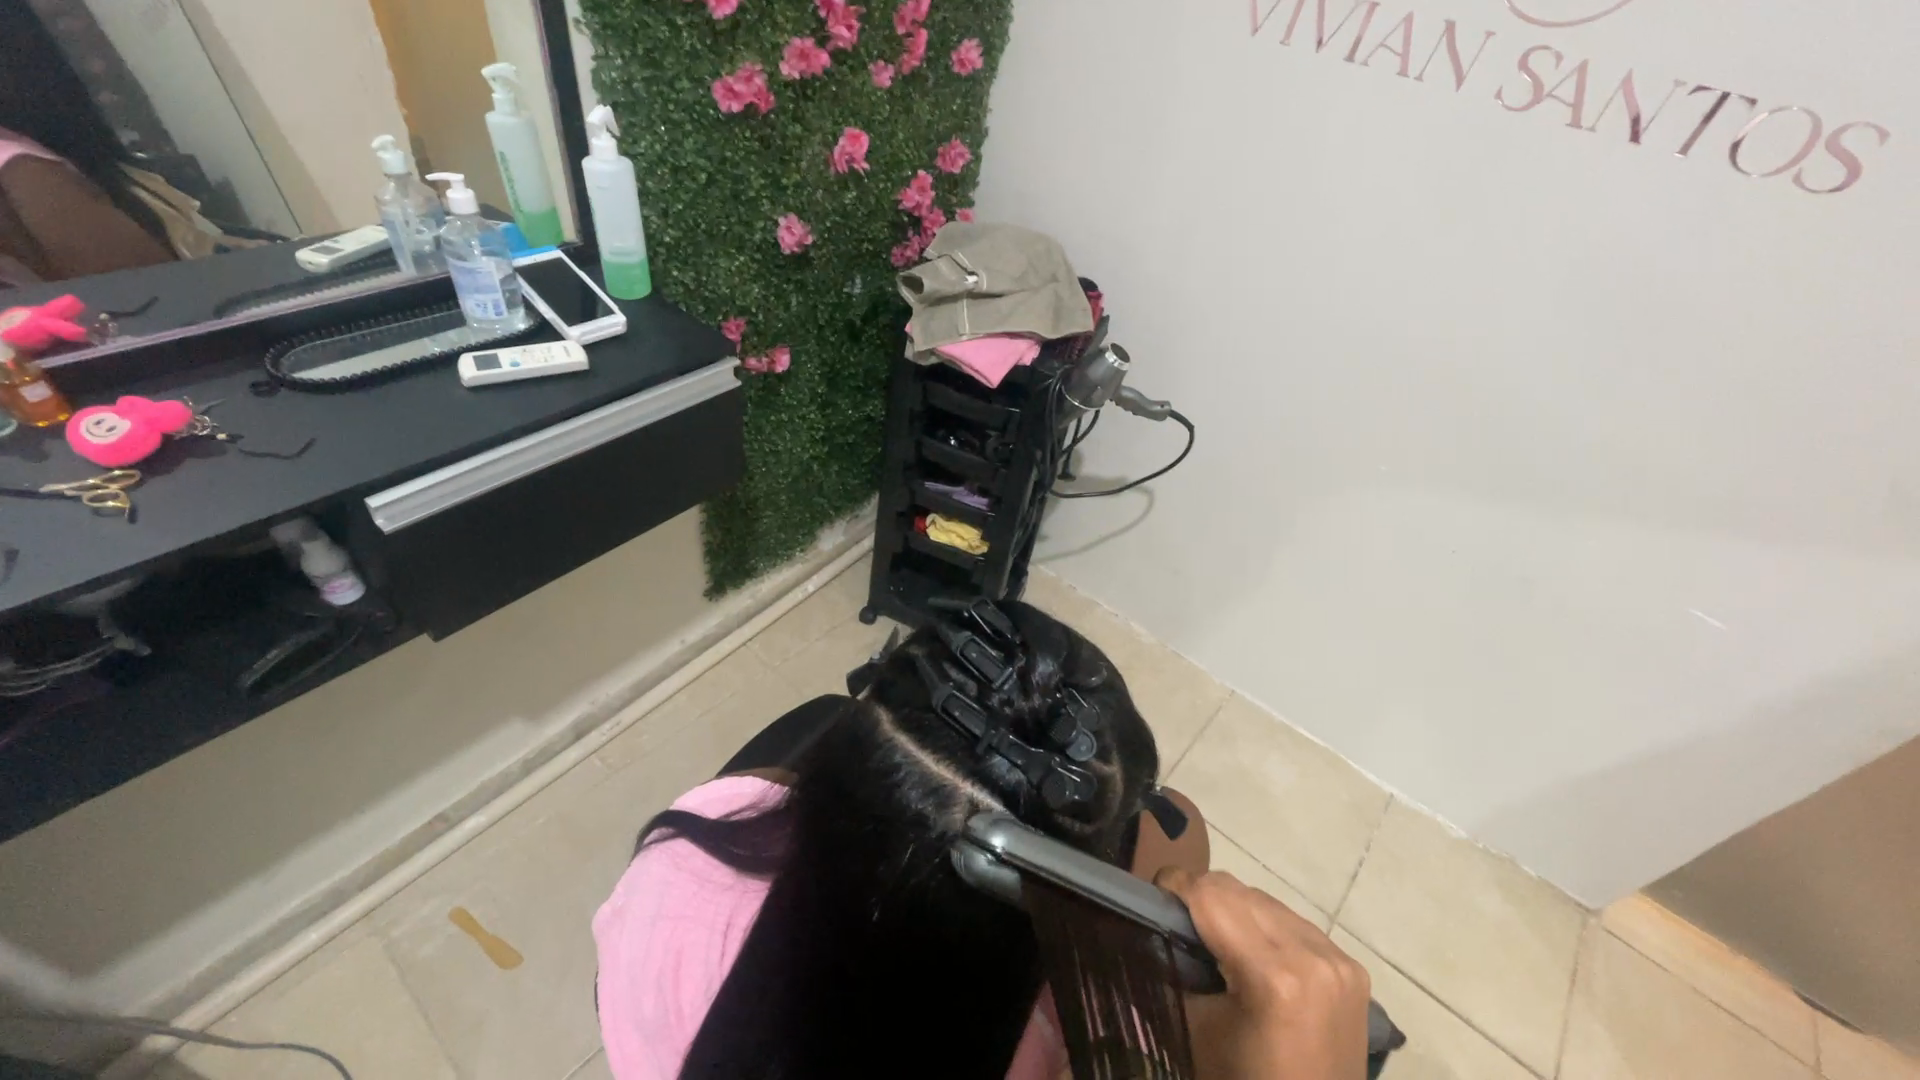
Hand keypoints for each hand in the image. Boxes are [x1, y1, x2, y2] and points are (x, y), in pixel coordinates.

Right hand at [1158, 868, 1372, 1079]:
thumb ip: (1176, 966)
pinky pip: (1297, 924)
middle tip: (1180, 919)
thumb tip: (1157, 922)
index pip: (1212, 895)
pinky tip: (1258, 954)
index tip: (1155, 895)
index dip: (1176, 885)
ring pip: (1267, 900)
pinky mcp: (1353, 967)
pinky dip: (1269, 928)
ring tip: (1218, 937)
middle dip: (1203, 896)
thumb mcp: (1195, 1027)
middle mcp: (1311, 955)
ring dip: (1237, 909)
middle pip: (1239, 890)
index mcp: (1272, 974)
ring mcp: (1338, 960)